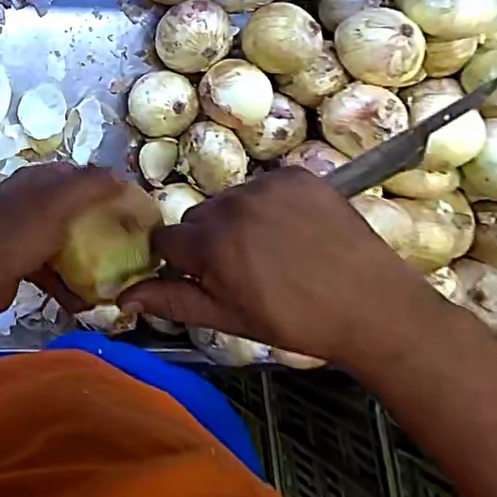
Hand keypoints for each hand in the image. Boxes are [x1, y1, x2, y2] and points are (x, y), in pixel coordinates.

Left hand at [0, 162, 124, 316]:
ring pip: (62, 241)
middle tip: (124, 245)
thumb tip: (119, 175)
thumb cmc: (17, 234)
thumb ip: (89, 186)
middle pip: (71, 209)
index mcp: (35, 180)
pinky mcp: (17, 260)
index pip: (76, 175)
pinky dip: (65, 281)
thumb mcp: (58, 204)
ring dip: (83, 259)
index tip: (128, 208)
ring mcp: (20, 232)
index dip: (103, 188)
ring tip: (108, 278)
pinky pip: (49, 267)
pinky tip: (81, 300)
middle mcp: (26, 201)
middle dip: (96, 227)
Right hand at [120, 167, 452, 365]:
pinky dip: (272, 203)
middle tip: (246, 268)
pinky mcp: (296, 175)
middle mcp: (231, 204)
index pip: (167, 240)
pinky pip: (265, 185)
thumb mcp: (228, 317)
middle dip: (210, 240)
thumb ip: (171, 301)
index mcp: (209, 243)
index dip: (181, 261)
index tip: (203, 275)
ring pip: (231, 200)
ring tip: (276, 250)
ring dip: (241, 220)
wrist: (374, 308)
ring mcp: (266, 185)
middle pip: (199, 217)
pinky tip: (296, 229)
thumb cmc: (296, 321)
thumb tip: (122, 296)